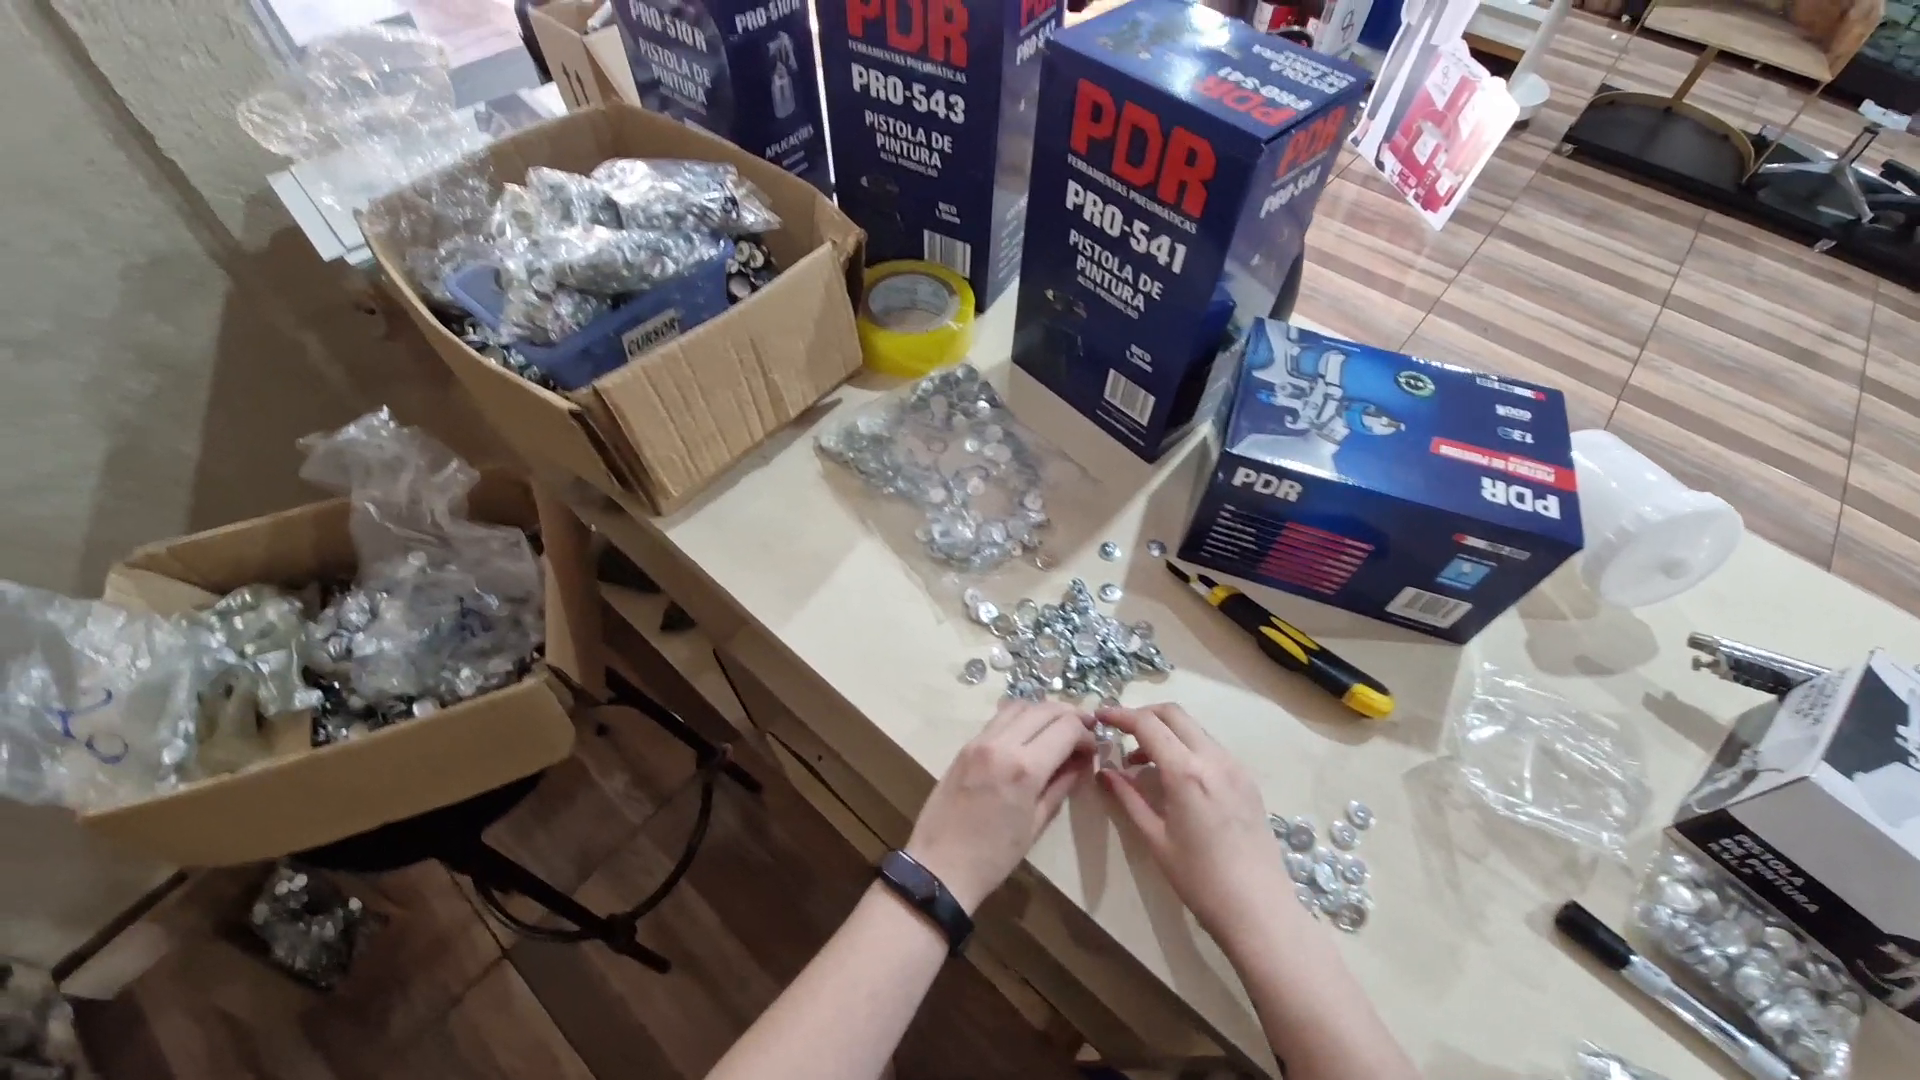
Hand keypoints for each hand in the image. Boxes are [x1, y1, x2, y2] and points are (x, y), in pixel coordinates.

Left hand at [905, 701, 1095, 912]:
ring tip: (1057, 730)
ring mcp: (979, 741)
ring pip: (1020, 705)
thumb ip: (1061, 785)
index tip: (1092, 748)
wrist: (939, 866)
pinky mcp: (965, 745)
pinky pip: (999, 718)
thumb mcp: (1037, 823)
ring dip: (1044, 712)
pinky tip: (1029, 735)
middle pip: (1044, 709)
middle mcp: (1002, 744)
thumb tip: (1080, 761)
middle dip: (1069, 716)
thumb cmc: (994, 856)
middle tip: (1083, 732)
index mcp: (1024, 768)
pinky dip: (1020, 718)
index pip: (1066, 727)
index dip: (1086, 734)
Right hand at [1096, 703, 1288, 943]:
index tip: (1100, 716)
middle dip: (1144, 715)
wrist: (1259, 910)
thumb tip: (1105, 772)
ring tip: (1143, 762)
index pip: (1148, 724)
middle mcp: (1214, 759)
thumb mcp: (1155, 839)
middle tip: (1120, 733)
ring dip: (1166, 732)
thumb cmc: (1200, 880)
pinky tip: (1175, 778)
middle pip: (1174, 714)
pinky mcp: (1247, 781)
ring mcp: (1235, 768)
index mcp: (1186, 772)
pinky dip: (1187, 748)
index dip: (1120, 715)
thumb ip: (1128, 798)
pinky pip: (1211, 749)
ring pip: (1194, 729)